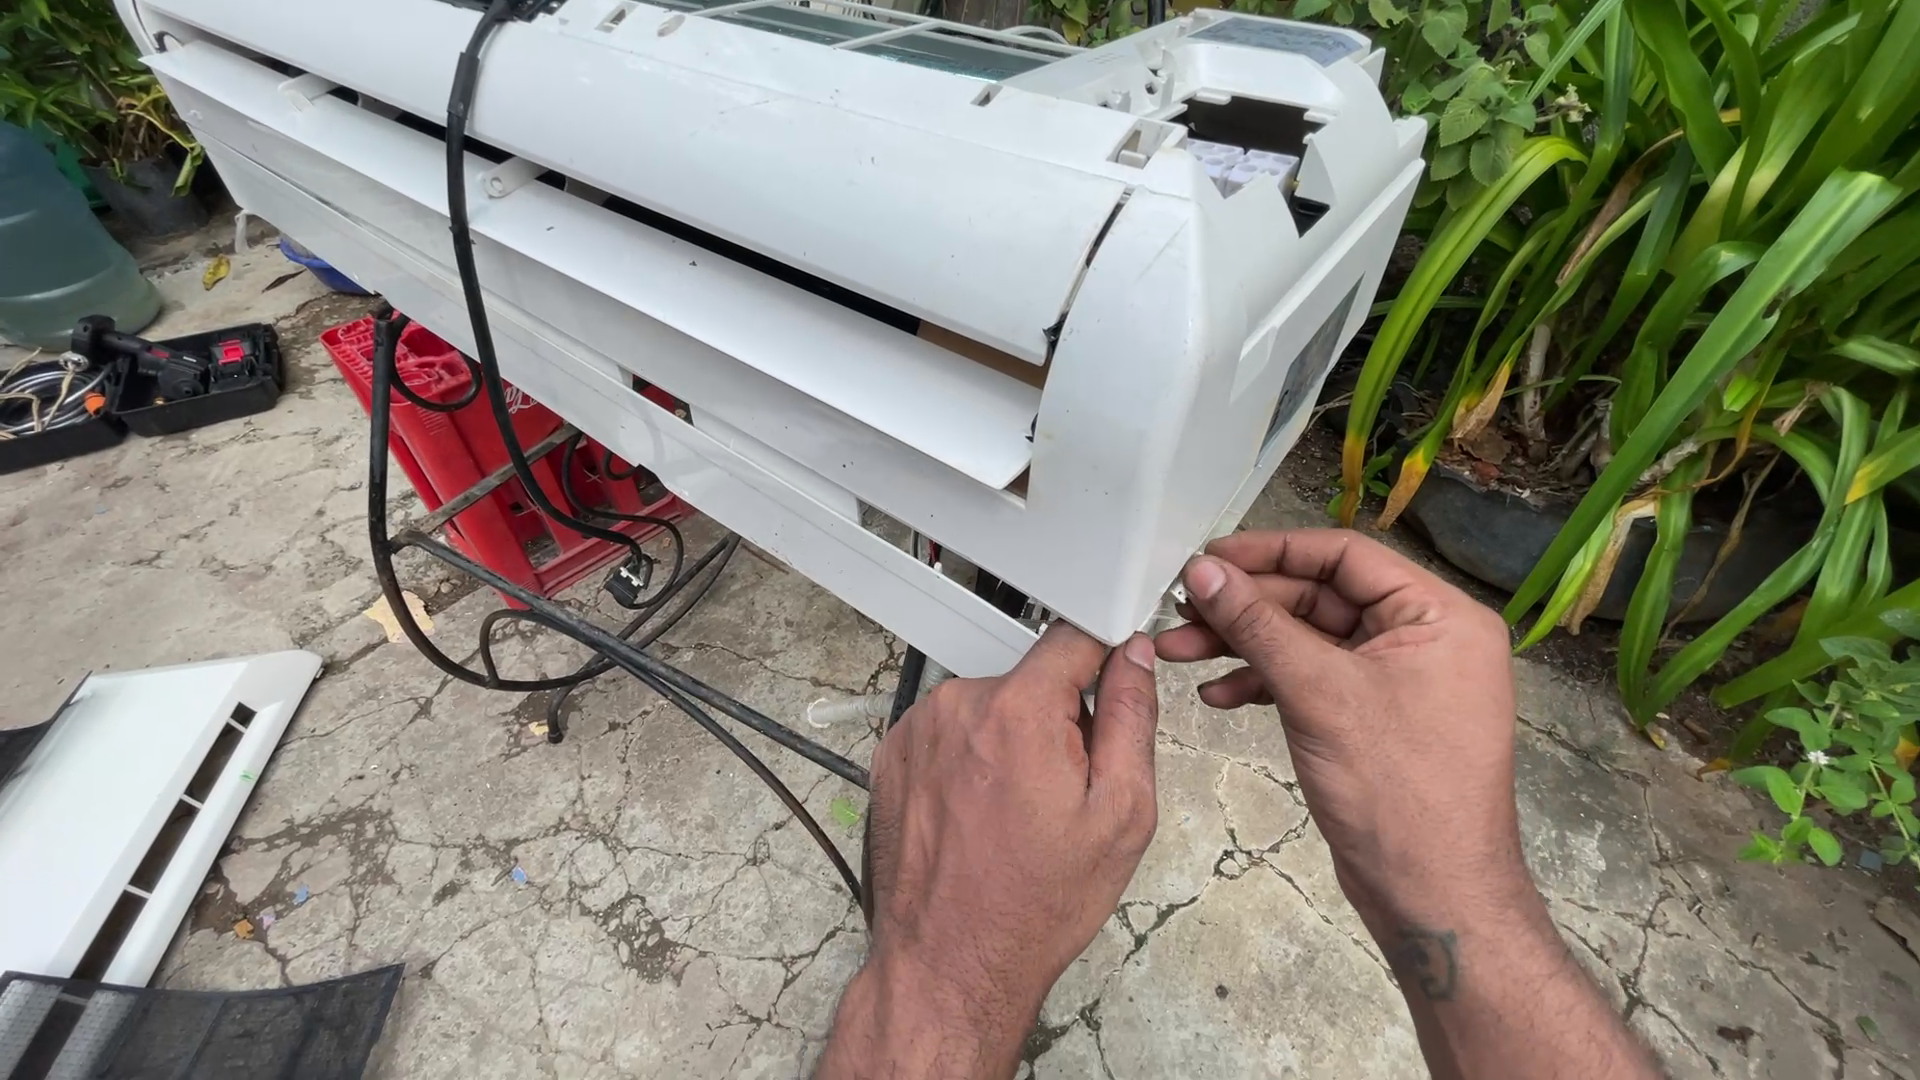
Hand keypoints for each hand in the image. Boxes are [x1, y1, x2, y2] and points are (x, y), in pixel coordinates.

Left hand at [816, 625, 1159, 1079]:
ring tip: (1012, 806)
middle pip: (1029, 678)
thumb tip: (1133, 658)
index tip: (1108, 684)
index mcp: (1018, 711)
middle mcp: (958, 705)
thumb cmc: (1033, 902)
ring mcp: (918, 727)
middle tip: (1058, 785)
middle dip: (1054, 716)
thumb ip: (1131, 717)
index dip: (1101, 658)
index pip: (1072, 637)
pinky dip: (968, 755)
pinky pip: (949, 729)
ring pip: (989, 704)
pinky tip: (976, 809)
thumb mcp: (1119, 814)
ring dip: (1008, 737)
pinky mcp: (894, 752)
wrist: (950, 961)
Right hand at [1154, 529, 1526, 931]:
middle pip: (1313, 597)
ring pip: (1299, 639)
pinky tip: (1216, 695)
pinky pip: (1303, 677)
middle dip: (1242, 609)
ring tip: (1178, 652)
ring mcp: (1388, 677)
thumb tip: (1200, 570)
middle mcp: (1416, 636)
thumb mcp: (1318, 692)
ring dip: (1239, 645)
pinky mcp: (1362, 712)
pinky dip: (1259, 681)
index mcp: (1435, 615)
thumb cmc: (1395, 788)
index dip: (1269, 551)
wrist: (1430, 897)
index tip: (1206, 559)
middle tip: (1179, 610)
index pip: (1342, 556)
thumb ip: (1256, 624)